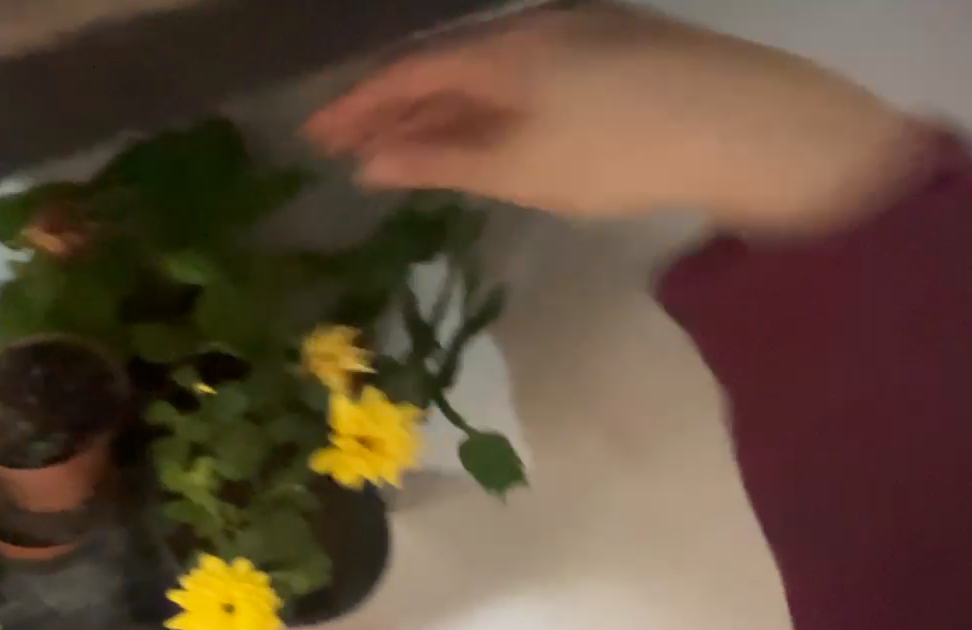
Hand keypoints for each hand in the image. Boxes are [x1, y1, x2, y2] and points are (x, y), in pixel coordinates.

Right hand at [303, 6, 922, 232]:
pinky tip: (455, 134)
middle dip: (382, 108)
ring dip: (423, 112)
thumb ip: (434, 161)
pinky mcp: (599, 58)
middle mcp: (531, 32)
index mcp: (503, 52)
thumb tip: (368, 164)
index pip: (408, 73)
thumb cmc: (611, 153)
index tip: (313, 135)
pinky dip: (468, 110)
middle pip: (437, 69)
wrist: (746, 130)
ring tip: (382, 147)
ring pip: (474, 77)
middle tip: (335, 144)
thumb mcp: (510, 166)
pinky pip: (508, 81)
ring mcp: (570, 40)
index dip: (356, 105)